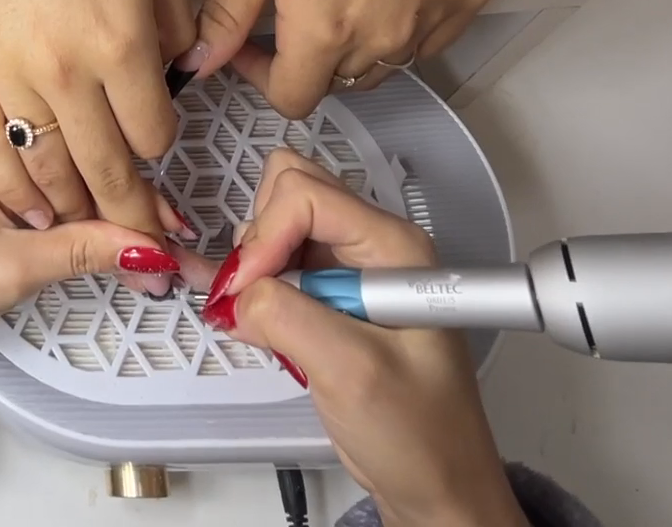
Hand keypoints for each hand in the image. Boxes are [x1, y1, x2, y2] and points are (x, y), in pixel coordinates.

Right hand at [0, 0, 193, 259]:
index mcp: (121, 41)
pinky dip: (12, 187)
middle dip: (132, 207)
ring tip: (89, 225)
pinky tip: (29, 212)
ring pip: (46, 167)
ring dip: (74, 205)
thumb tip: (182, 72)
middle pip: (106, 166)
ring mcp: (5, 75)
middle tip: (146, 234)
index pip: (154, 130)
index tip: (160, 150)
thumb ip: (177, 18)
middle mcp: (65, 73)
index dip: (163, 148)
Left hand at [0, 135, 184, 351]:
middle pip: (83, 166)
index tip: (176, 241)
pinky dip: (86, 217)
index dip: (136, 204)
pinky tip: (117, 237)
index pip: (85, 163)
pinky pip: (55, 192)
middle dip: (134, 210)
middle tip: (180, 251)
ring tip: (163, 248)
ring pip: (74, 179)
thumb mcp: (11, 269)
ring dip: (114, 215)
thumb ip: (82, 251)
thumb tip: (151, 250)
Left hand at [186, 0, 511, 117]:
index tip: (246, 39)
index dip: (258, 77)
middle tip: (287, 7)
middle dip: (301, 60)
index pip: (292, 98)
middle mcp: (389, 37)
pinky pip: (429, 37)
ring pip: (383, 64)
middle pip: (336, 83)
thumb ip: (228, 9)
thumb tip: (199, 64)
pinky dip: (399, 26)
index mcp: (327, 28)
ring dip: (350, 46)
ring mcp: (440, 17)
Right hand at [201, 151, 525, 526]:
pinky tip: (246, 306)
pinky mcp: (328, 285)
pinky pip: (275, 252)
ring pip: (276, 215)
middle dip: (258, 232)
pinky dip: (250, 272)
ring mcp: (349, 261)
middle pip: (290, 185)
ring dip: (254, 257)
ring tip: (259, 311)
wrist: (436, 486)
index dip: (266, 235)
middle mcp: (371, 240)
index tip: (245, 291)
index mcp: (393, 246)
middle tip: (251, 289)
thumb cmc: (418, 434)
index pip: (305, 194)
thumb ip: (285, 315)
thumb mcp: (350, 371)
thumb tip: (235, 294)